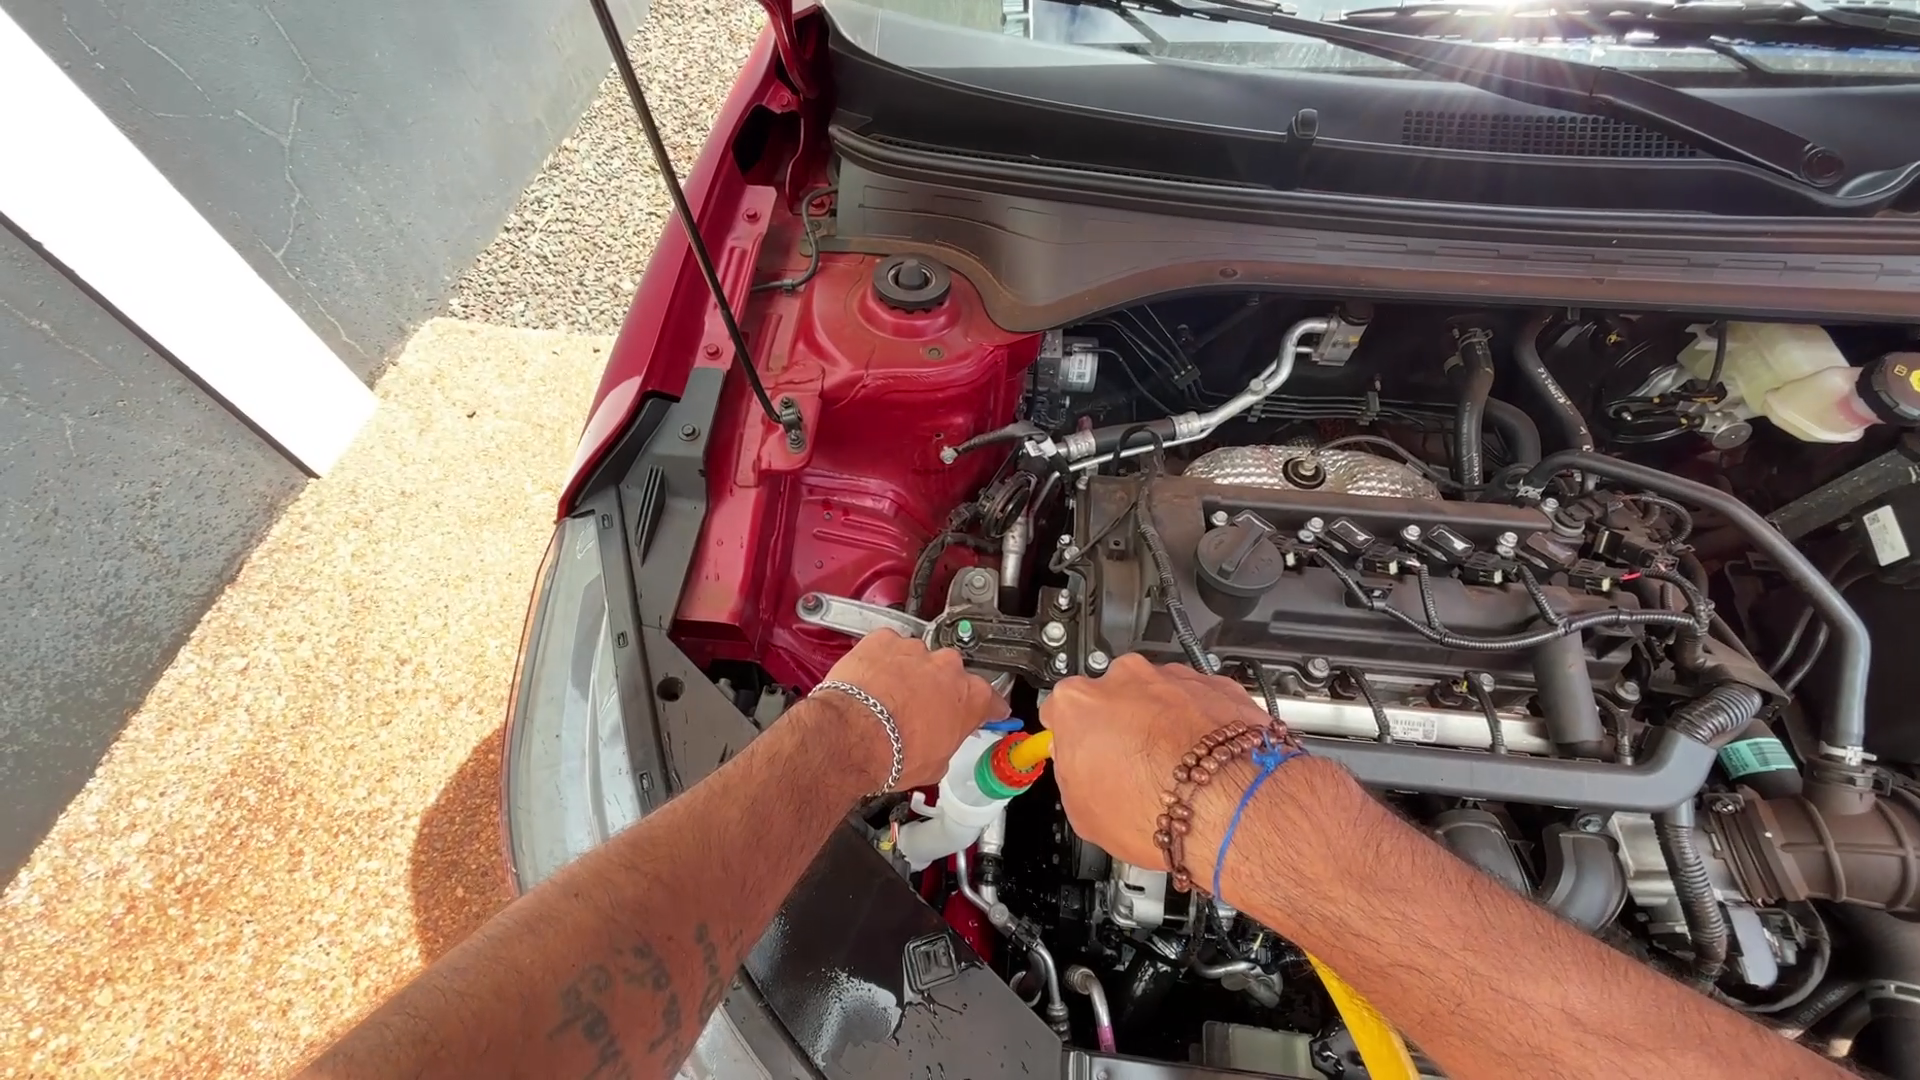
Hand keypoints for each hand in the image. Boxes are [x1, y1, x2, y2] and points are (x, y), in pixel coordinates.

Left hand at [818, 629, 1004, 788]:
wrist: (852, 736)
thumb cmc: (892, 752)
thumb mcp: (934, 764)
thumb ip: (947, 742)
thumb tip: (938, 743)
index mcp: (970, 697)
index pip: (991, 698)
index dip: (987, 707)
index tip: (985, 710)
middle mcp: (947, 667)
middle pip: (950, 673)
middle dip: (938, 688)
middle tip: (919, 710)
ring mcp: (916, 650)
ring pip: (918, 658)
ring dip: (908, 673)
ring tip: (888, 698)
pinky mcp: (885, 640)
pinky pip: (888, 646)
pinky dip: (881, 659)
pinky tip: (872, 680)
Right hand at [1042, 655, 1338, 892]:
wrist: (1233, 806)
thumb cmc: (1159, 808)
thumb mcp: (1083, 812)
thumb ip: (1073, 774)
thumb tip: (1080, 773)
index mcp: (1078, 702)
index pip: (1059, 711)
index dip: (1070, 738)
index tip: (1079, 753)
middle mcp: (1123, 678)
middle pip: (1110, 698)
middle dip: (1117, 725)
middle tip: (1129, 768)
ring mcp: (1170, 677)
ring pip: (1156, 696)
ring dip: (1160, 724)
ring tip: (1173, 771)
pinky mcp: (1214, 684)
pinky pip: (1198, 701)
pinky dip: (1199, 724)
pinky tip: (1203, 763)